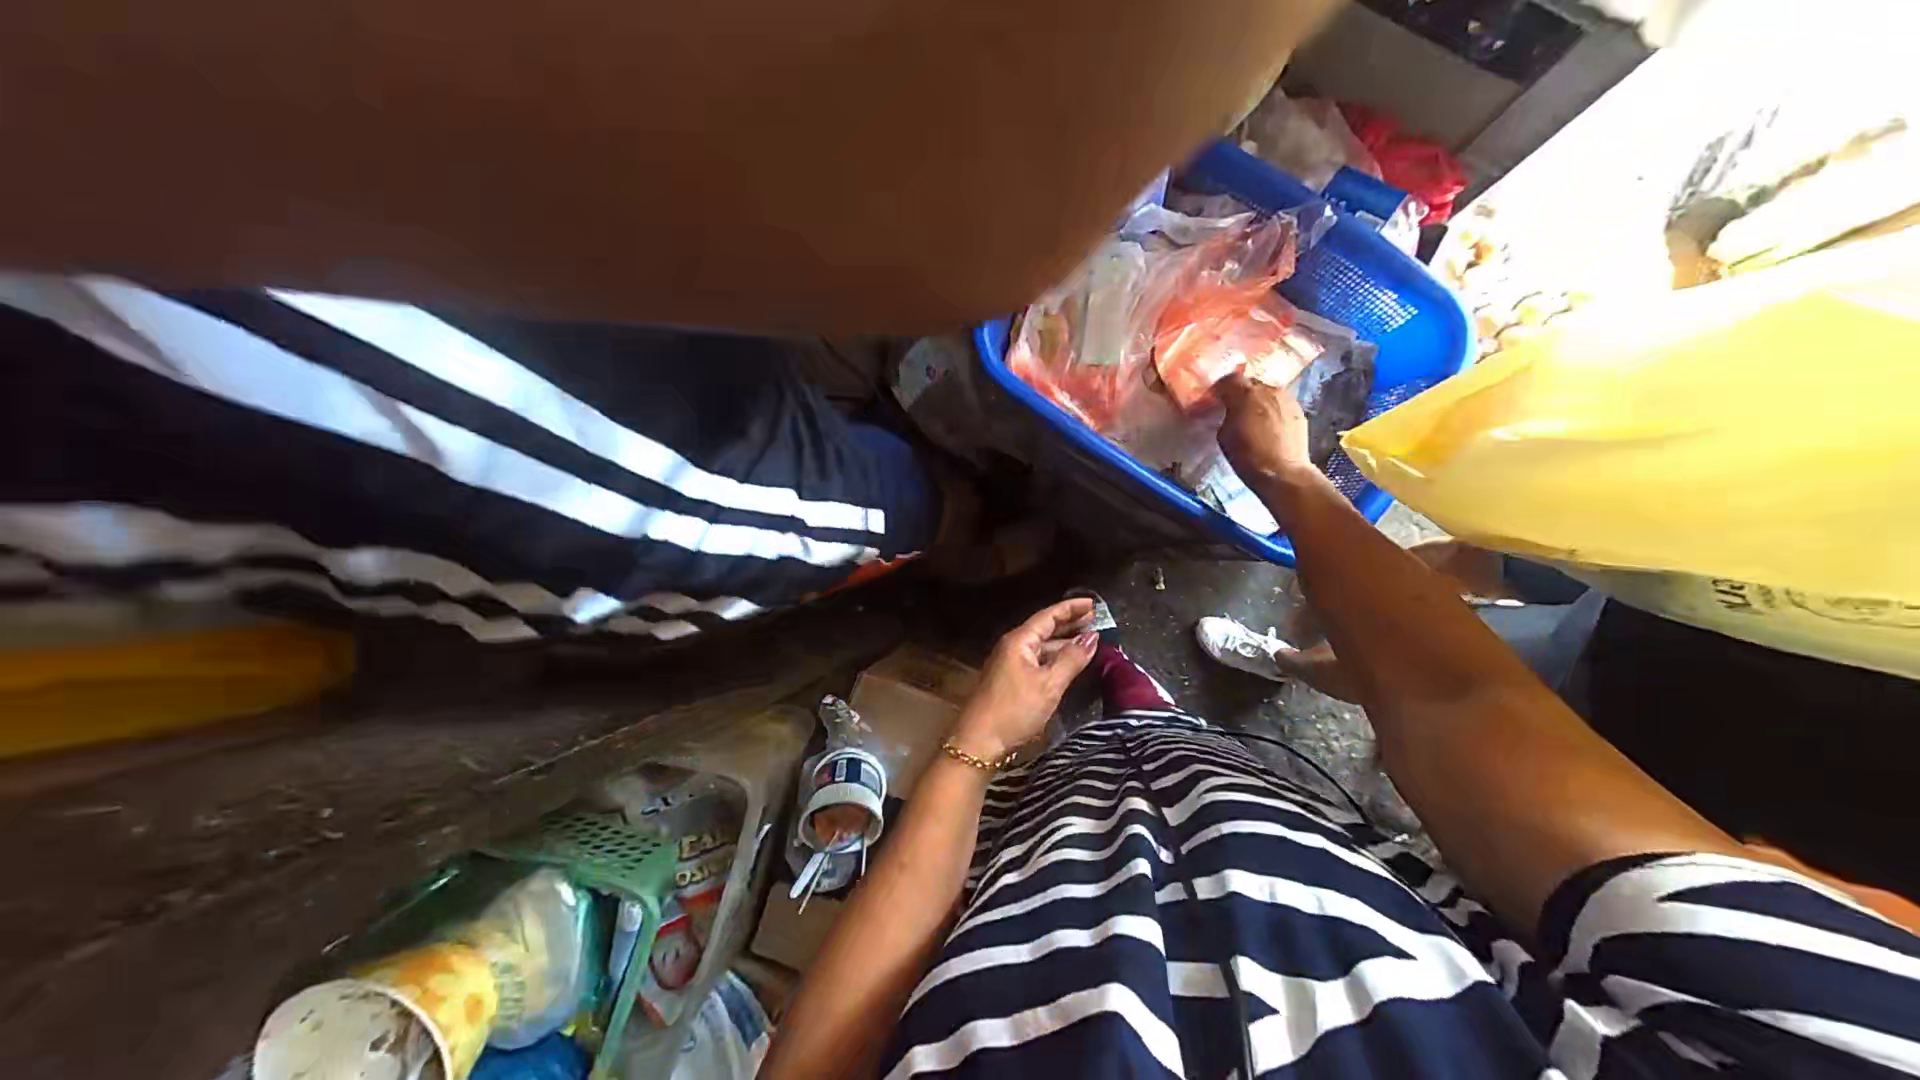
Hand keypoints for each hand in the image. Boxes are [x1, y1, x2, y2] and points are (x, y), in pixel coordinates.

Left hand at [948, 598, 1098, 760]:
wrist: (979, 741)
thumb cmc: (1014, 710)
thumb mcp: (1049, 684)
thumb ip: (1071, 659)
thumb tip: (1092, 637)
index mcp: (1019, 640)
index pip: (1048, 616)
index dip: (1071, 608)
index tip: (1093, 603)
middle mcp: (1013, 646)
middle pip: (1044, 628)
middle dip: (1069, 623)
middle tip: (1095, 619)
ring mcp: (1010, 663)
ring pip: (1041, 645)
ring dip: (1063, 641)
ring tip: (1088, 639)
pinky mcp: (1010, 680)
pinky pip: (1037, 660)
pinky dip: (1055, 657)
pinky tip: (1068, 662)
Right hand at [1216, 371, 1312, 485]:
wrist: (1283, 472)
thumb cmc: (1247, 455)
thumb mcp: (1224, 435)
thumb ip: (1226, 415)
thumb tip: (1228, 410)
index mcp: (1245, 393)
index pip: (1228, 379)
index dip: (1220, 389)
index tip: (1216, 400)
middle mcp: (1268, 389)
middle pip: (1250, 383)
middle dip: (1241, 394)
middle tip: (1234, 410)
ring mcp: (1287, 398)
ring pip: (1267, 392)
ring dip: (1258, 401)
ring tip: (1253, 418)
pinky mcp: (1299, 410)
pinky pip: (1280, 404)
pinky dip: (1272, 410)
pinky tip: (1269, 427)